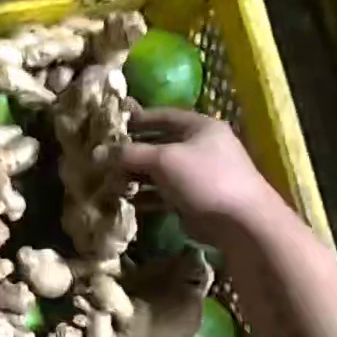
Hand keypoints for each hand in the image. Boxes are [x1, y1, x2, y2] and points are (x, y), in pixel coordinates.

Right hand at [119, 109, 279, 231]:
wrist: (241, 221)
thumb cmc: (205, 178)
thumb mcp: (164, 160)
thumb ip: (129, 154)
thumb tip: (96, 152)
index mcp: (200, 127)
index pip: (163, 115)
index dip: (137, 119)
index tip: (111, 125)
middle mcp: (200, 146)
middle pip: (158, 143)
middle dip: (131, 151)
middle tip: (104, 156)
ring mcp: (198, 173)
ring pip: (158, 170)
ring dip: (134, 175)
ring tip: (109, 180)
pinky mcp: (193, 198)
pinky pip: (162, 192)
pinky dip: (144, 195)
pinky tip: (125, 200)